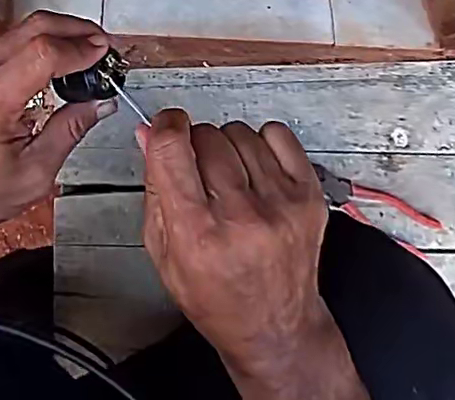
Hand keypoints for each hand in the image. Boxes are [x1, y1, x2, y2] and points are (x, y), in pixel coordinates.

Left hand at [0, 11, 110, 249]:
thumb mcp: (31, 175)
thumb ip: (69, 131)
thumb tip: (100, 103)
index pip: (44, 53)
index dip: (80, 49)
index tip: (106, 54)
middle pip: (36, 26)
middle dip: (76, 29)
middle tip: (105, 45)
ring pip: (25, 28)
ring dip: (61, 32)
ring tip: (90, 51)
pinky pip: (14, 42)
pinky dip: (44, 42)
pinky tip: (63, 59)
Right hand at [138, 111, 365, 399]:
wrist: (275, 330)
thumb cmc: (218, 296)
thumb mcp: (164, 252)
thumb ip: (154, 186)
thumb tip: (148, 133)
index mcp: (197, 234)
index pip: (172, 148)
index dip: (165, 125)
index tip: (166, 125)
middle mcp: (241, 218)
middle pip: (206, 135)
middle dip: (196, 144)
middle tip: (200, 171)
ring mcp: (279, 205)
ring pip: (239, 132)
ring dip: (228, 146)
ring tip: (230, 178)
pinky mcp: (307, 196)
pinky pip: (277, 134)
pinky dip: (262, 142)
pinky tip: (256, 168)